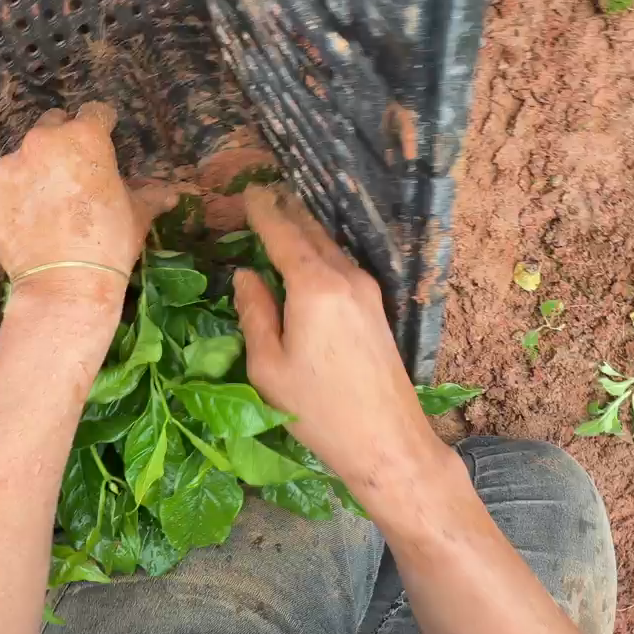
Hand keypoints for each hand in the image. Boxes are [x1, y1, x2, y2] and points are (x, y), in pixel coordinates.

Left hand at [0, 102, 173, 310]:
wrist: (67, 283)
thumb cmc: (110, 243)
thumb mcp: (137, 214)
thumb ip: (151, 195)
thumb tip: (171, 193)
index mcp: (85, 136)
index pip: (94, 112)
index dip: (102, 125)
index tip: (103, 138)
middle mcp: (42, 140)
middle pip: (52, 125)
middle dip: (63, 142)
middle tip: (72, 174)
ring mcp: (9, 164)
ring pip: (23, 157)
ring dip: (34, 171)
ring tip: (46, 205)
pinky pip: (0, 187)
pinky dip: (10, 198)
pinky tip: (24, 222)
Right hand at [233, 186, 454, 499]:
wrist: (387, 441)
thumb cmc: (318, 410)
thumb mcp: (268, 366)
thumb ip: (254, 313)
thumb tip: (245, 276)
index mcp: (315, 288)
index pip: (283, 235)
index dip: (263, 212)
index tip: (249, 192)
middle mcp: (346, 278)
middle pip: (312, 233)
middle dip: (286, 211)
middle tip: (264, 194)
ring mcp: (368, 292)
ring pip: (330, 248)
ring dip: (305, 230)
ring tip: (283, 216)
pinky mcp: (377, 308)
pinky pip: (341, 266)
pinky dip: (320, 251)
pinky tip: (309, 255)